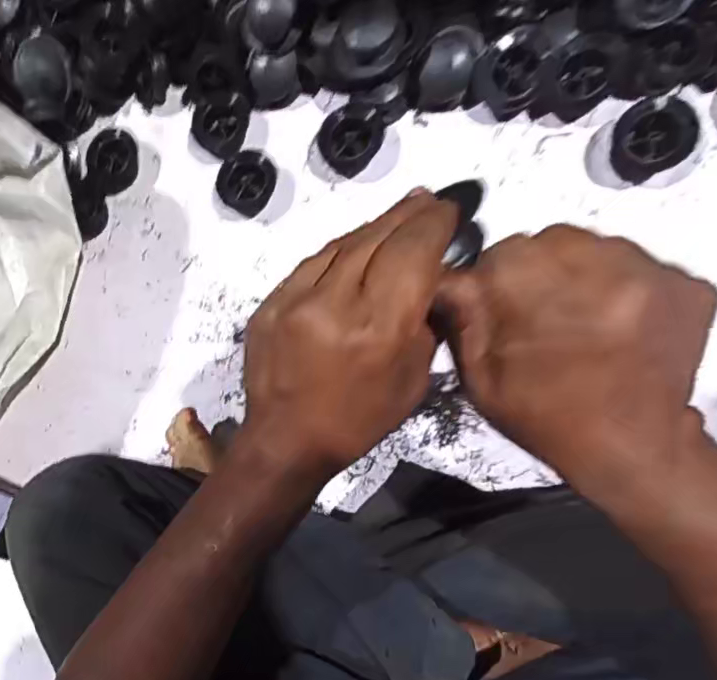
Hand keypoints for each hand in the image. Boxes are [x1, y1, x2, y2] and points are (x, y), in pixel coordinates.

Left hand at [239, 191, 459, 477]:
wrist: (286, 442)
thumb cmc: (355, 422)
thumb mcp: (411, 382)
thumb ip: (424, 325)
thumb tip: (432, 279)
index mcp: (379, 328)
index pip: (413, 249)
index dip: (434, 223)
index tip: (446, 211)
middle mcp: (336, 304)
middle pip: (378, 237)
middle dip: (407, 215)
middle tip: (424, 201)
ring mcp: (295, 302)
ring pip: (341, 244)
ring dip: (371, 228)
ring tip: (394, 219)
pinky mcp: (269, 306)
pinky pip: (310, 265)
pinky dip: (336, 252)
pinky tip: (351, 249)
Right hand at [437, 225, 716, 494]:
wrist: (629, 446)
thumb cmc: (546, 420)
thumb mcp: (483, 381)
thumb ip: (464, 322)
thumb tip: (452, 279)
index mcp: (536, 289)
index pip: (498, 253)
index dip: (492, 282)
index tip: (498, 310)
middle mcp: (597, 265)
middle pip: (551, 240)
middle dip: (538, 272)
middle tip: (541, 318)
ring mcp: (650, 270)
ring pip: (598, 246)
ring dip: (582, 275)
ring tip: (582, 323)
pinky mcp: (688, 283)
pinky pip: (643, 266)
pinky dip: (625, 289)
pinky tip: (617, 326)